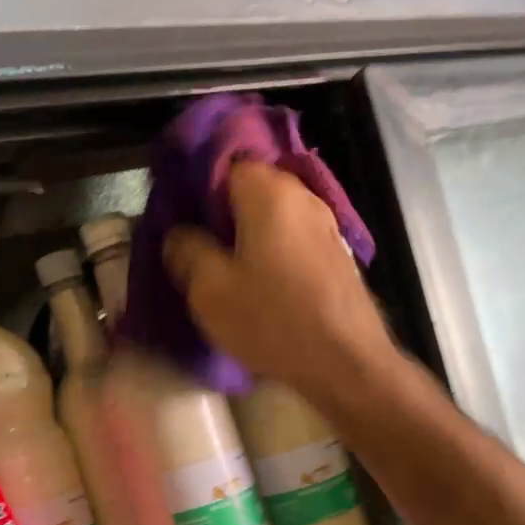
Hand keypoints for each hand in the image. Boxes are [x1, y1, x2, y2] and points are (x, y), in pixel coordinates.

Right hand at [164, 161, 396, 398]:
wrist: (345, 363)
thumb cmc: (272, 320)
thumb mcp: (210, 290)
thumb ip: (186, 251)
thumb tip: (179, 235)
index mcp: (269, 193)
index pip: (225, 162)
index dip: (197, 186)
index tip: (180, 217)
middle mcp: (302, 197)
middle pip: (250, 189)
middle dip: (221, 212)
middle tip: (196, 246)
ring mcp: (325, 225)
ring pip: (272, 216)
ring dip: (247, 236)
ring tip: (224, 269)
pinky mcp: (336, 255)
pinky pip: (291, 239)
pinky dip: (271, 252)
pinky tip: (258, 283)